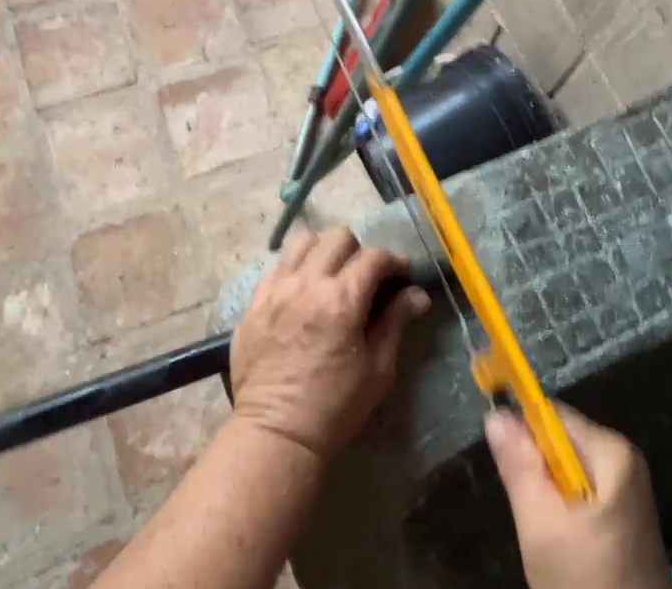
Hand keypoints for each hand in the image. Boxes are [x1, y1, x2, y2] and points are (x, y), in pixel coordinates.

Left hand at [229, 228, 430, 460]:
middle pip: (337, 239)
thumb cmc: (336, 406)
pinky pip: (276, 267)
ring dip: (323, 252)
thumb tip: (418, 294)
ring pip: (302, 243)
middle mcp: (307, 285)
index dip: (393, 261)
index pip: (374, 257)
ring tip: (330, 276)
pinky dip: (294, 269)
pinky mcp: (253, 304)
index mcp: (342, 300)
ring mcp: (275, 291)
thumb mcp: (378, 368)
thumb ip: (396, 322)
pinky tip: (302, 292)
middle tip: (364, 277)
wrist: (277, 434)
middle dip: (358, 251)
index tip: (401, 274)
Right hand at [486, 405, 669, 588]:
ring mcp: (629, 488)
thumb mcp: (541, 524)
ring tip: (546, 532)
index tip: (502, 462)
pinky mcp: (626, 514)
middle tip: (529, 510)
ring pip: (568, 472)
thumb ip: (519, 467)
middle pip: (561, 443)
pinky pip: (582, 494)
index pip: (553, 415)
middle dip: (536, 470)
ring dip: (548, 495)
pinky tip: (564, 544)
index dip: (521, 430)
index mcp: (611, 451)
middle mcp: (625, 459)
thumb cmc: (585, 579)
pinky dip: (564, 512)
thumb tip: (495, 415)